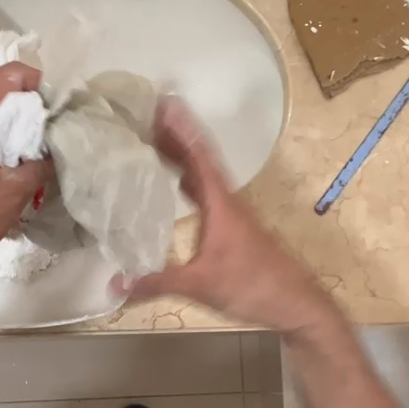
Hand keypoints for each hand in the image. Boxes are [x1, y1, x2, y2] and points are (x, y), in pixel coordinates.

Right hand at [115, 98, 342, 337]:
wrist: (294, 303)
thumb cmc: (252, 286)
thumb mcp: (200, 285)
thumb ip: (157, 283)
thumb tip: (114, 283)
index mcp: (221, 205)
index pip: (199, 156)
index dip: (181, 129)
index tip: (163, 104)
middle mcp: (228, 202)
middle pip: (200, 160)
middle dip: (175, 137)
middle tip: (147, 117)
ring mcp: (233, 215)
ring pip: (204, 176)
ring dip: (183, 157)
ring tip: (155, 142)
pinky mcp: (234, 229)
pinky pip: (207, 193)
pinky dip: (189, 180)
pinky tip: (178, 184)